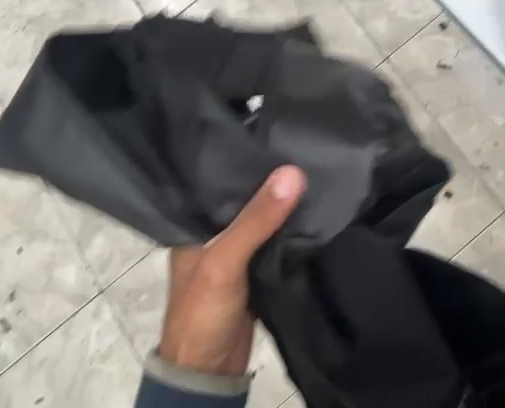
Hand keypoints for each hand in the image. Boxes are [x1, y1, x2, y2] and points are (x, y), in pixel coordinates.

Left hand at [157, 166, 306, 375]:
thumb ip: (256, 219)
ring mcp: (234, 251)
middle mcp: (212, 230)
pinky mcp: (255, 270)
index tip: (277, 131)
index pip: (220, 177)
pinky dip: (289, 229)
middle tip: (304, 146)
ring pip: (262, 218)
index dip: (245, 156)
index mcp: (192, 221)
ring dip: (282, 203)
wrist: (209, 372)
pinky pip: (274, 241)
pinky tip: (311, 209)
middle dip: (270, 178)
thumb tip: (293, 172)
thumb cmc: (202, 311)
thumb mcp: (225, 260)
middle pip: (245, 197)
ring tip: (312, 167)